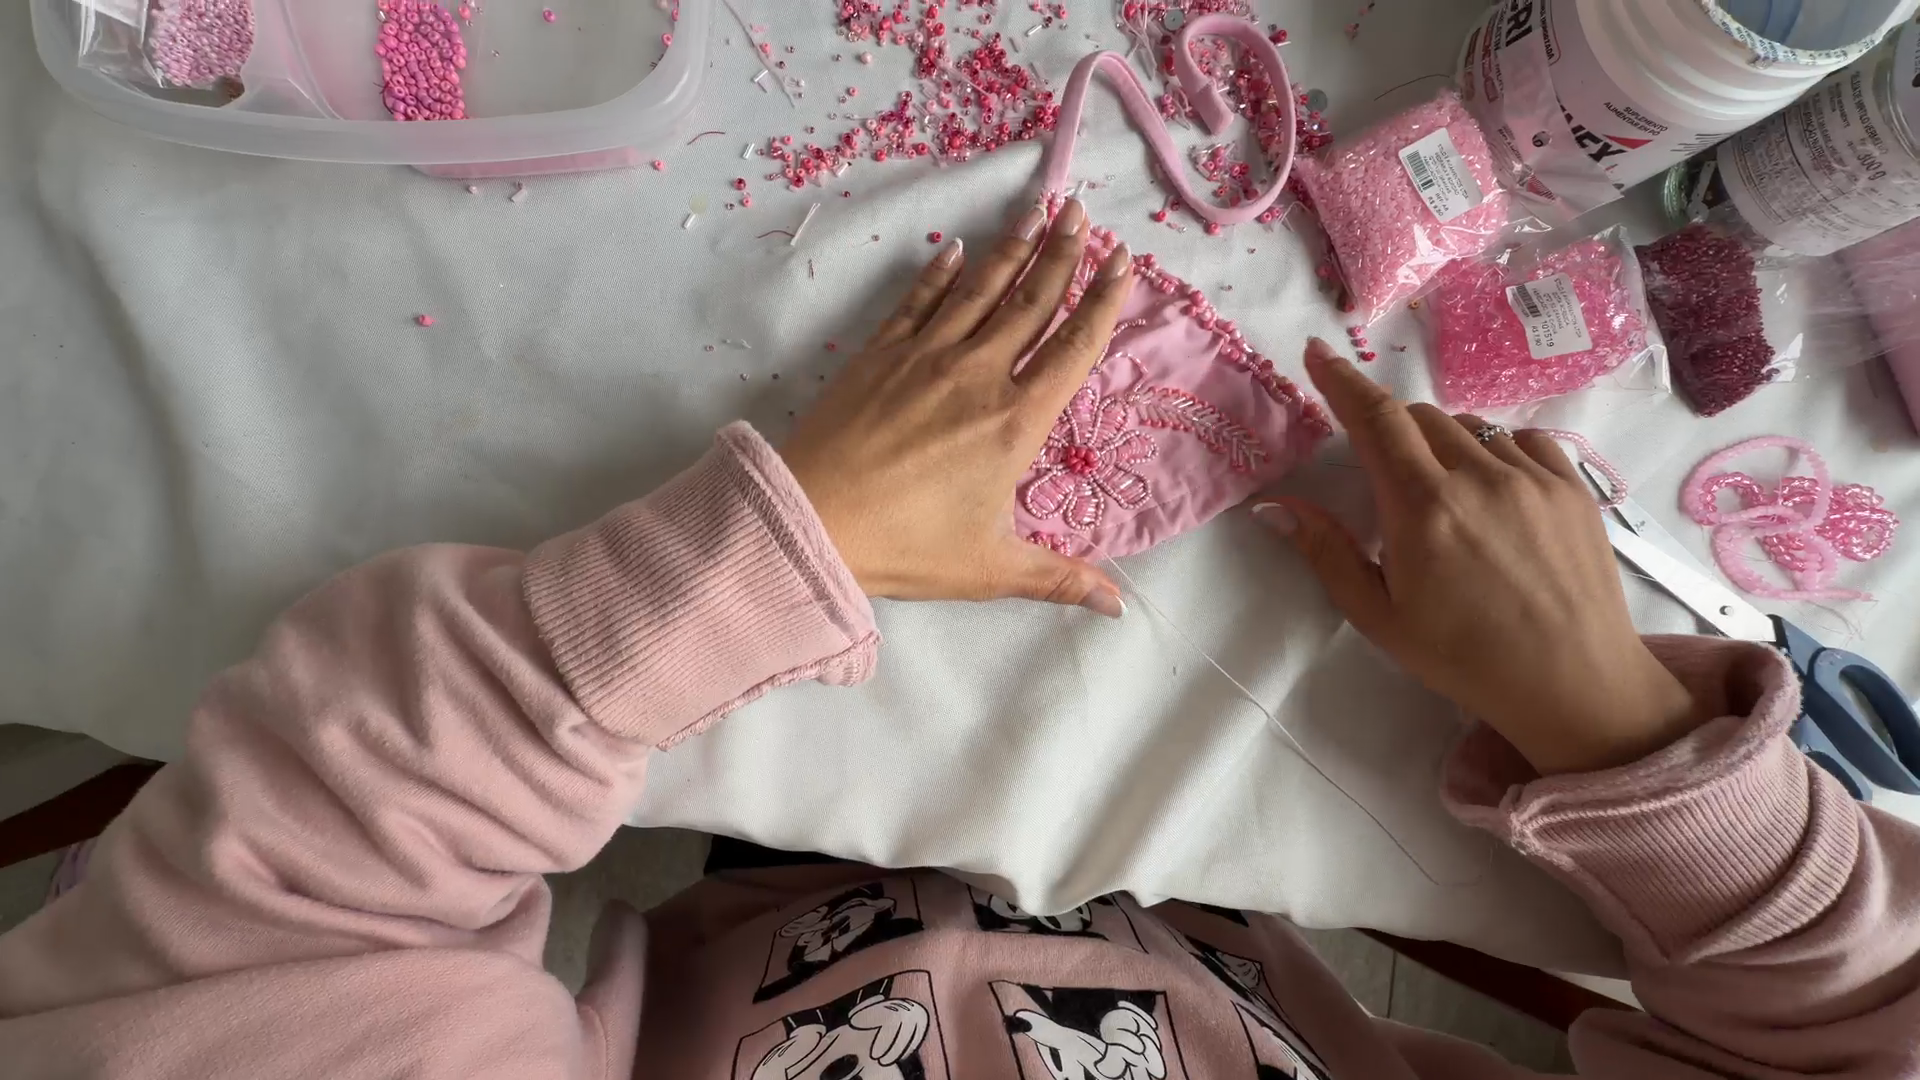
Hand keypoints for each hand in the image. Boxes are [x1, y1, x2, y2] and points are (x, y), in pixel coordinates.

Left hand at [782, 198, 1132, 616]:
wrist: (813, 520)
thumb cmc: (906, 546)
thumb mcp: (990, 568)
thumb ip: (1059, 579)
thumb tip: (1118, 606)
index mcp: (1015, 423)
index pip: (1072, 349)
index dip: (1102, 304)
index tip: (1123, 264)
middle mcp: (979, 375)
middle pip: (1031, 302)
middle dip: (1063, 255)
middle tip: (1084, 215)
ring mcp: (926, 356)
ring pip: (981, 289)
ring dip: (1013, 248)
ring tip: (1039, 212)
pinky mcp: (881, 353)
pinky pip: (919, 299)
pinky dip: (940, 272)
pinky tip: (955, 249)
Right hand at [1254, 339, 1717, 775]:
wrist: (1576, 684)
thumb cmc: (1461, 654)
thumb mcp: (1376, 613)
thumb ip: (1324, 550)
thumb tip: (1272, 506)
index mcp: (1422, 509)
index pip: (1374, 420)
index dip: (1340, 381)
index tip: (1317, 352)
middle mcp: (1479, 478)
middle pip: (1418, 415)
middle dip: (1387, 427)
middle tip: (1380, 473)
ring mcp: (1534, 477)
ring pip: (1466, 425)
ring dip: (1435, 440)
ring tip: (1436, 491)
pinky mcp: (1573, 487)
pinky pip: (1518, 439)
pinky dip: (1488, 449)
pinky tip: (1487, 489)